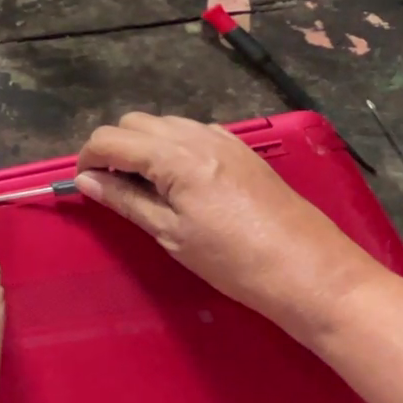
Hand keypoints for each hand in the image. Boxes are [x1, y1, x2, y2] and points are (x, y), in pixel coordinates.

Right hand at [75, 113, 385, 332]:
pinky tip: (182, 177)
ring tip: (148, 182)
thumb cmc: (238, 263)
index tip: (86, 183)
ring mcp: (222, 139)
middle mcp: (194, 136)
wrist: (318, 279)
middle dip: (114, 147)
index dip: (88, 158)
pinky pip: (192, 130)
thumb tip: (84, 181)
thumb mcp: (172, 235)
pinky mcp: (242, 150)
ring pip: (162, 123)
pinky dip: (174, 144)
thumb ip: (124, 200)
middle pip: (132, 123)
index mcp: (174, 157)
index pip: (109, 139)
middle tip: (115, 184)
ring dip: (143, 143)